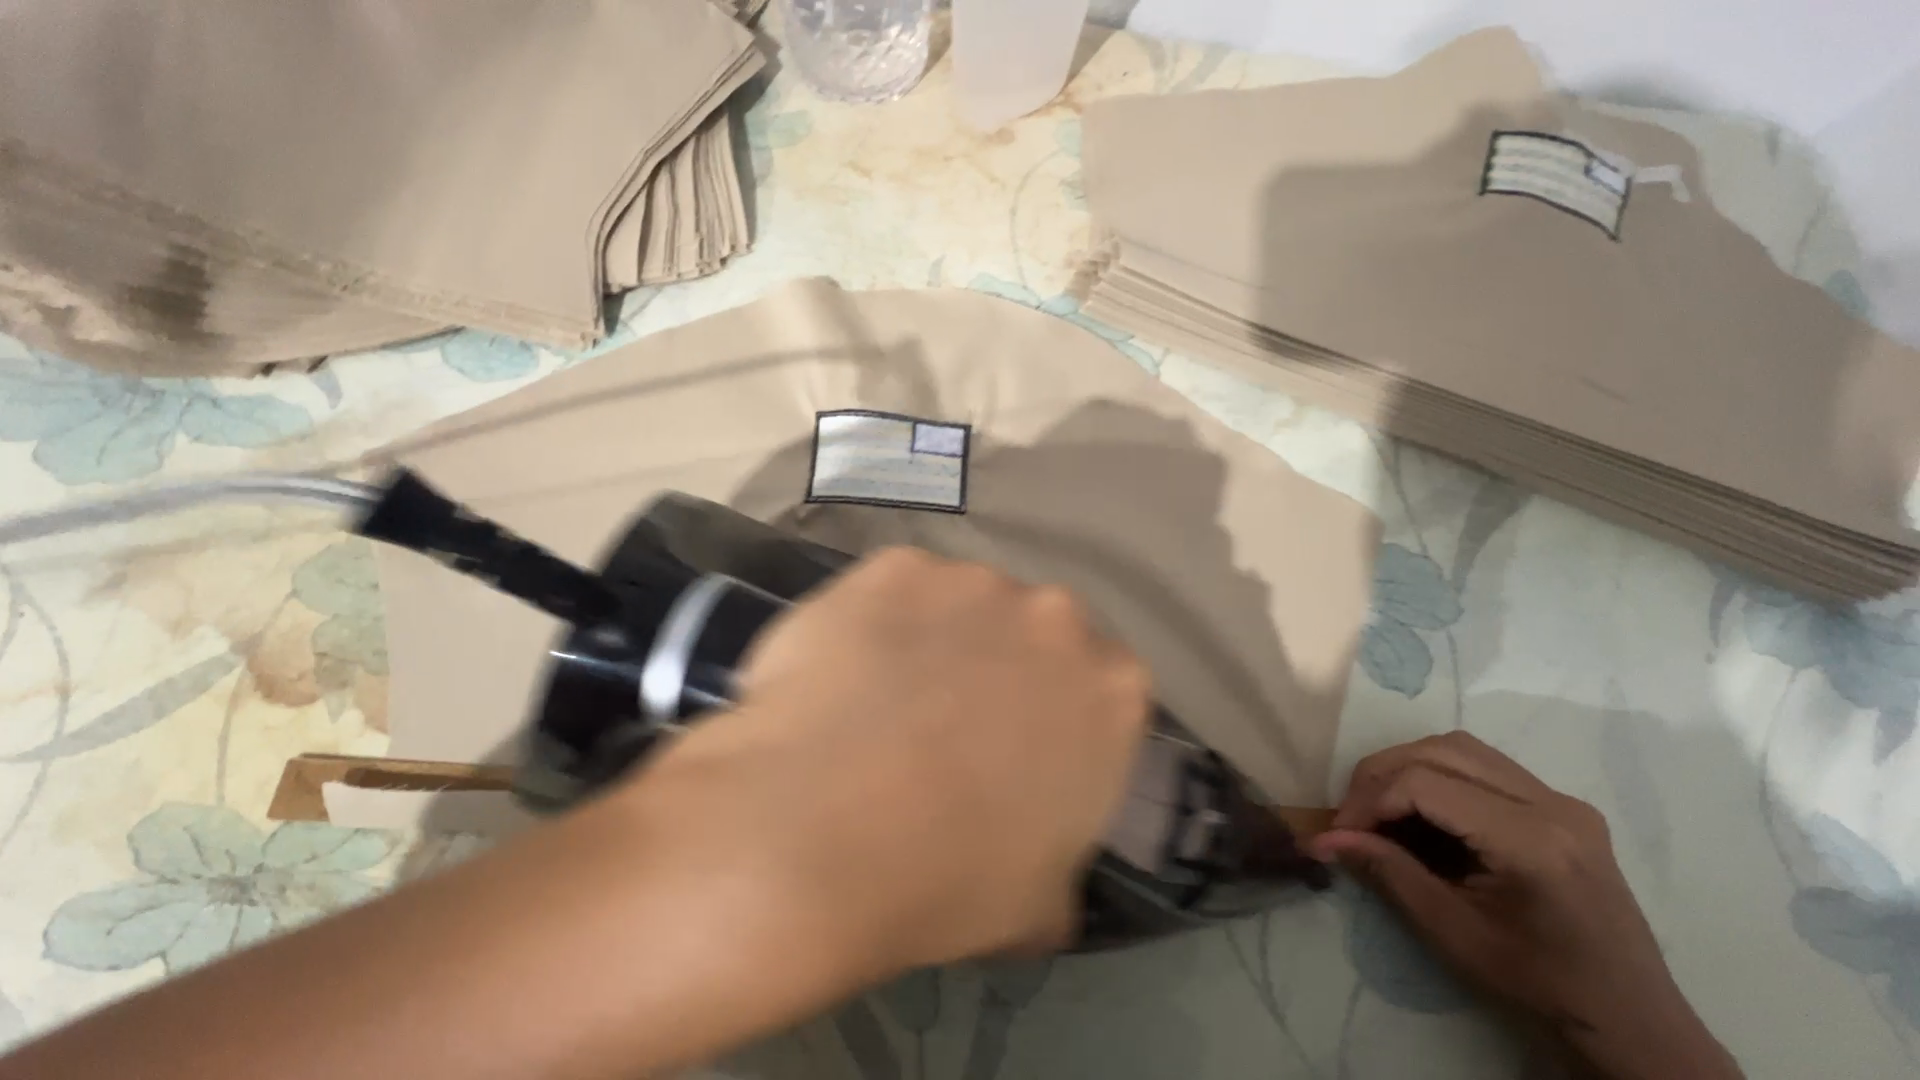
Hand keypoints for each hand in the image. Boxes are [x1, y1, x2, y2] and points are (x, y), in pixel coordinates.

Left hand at [645, 547, 1151, 974]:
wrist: (822, 834)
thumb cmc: (952, 879)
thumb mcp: (1040, 904)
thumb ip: (1058, 861)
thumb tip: (1037, 861)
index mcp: (1112, 690)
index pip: (1098, 691)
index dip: (1053, 722)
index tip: (1015, 754)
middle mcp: (1055, 616)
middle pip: (1032, 636)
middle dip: (999, 670)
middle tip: (944, 727)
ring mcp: (971, 581)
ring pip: (960, 607)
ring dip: (934, 643)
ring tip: (876, 704)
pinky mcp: (893, 567)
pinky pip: (891, 595)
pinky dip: (872, 625)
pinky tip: (837, 677)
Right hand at [1310, 733, 1741, 1079]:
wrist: (1626, 1019)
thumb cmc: (1538, 985)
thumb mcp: (1452, 932)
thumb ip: (1386, 872)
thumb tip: (1321, 840)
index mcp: (1532, 840)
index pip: (1425, 784)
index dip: (1369, 801)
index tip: (1339, 835)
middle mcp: (1553, 804)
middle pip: (1442, 751)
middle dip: (1381, 776)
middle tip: (1351, 818)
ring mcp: (1563, 801)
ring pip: (1462, 748)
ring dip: (1408, 768)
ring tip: (1380, 810)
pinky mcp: (1562, 807)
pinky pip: (1486, 766)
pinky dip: (1439, 775)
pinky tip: (1423, 813)